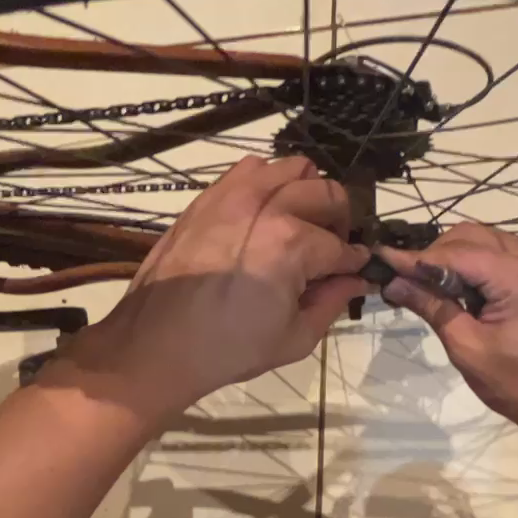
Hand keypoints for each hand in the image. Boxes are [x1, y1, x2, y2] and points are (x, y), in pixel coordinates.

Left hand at [55, 156, 369, 418]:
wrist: (159, 343)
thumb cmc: (231, 349)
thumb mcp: (295, 338)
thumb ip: (333, 302)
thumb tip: (356, 280)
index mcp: (292, 245)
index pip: (342, 247)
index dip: (356, 262)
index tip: (358, 271)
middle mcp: (267, 207)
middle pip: (327, 194)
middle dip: (341, 221)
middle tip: (334, 249)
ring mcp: (234, 195)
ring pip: (292, 167)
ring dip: (308, 192)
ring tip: (302, 224)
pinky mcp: (209, 196)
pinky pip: (251, 169)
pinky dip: (270, 183)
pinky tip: (267, 215)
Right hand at [380, 223, 517, 427]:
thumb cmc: (512, 382)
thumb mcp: (466, 347)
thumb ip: (432, 307)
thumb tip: (394, 283)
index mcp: (515, 276)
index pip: (455, 253)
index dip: (417, 258)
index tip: (385, 260)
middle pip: (472, 236)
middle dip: (437, 254)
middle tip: (411, 281)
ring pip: (488, 240)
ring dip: (458, 257)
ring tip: (438, 288)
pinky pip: (506, 253)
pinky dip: (481, 263)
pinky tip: (469, 290)